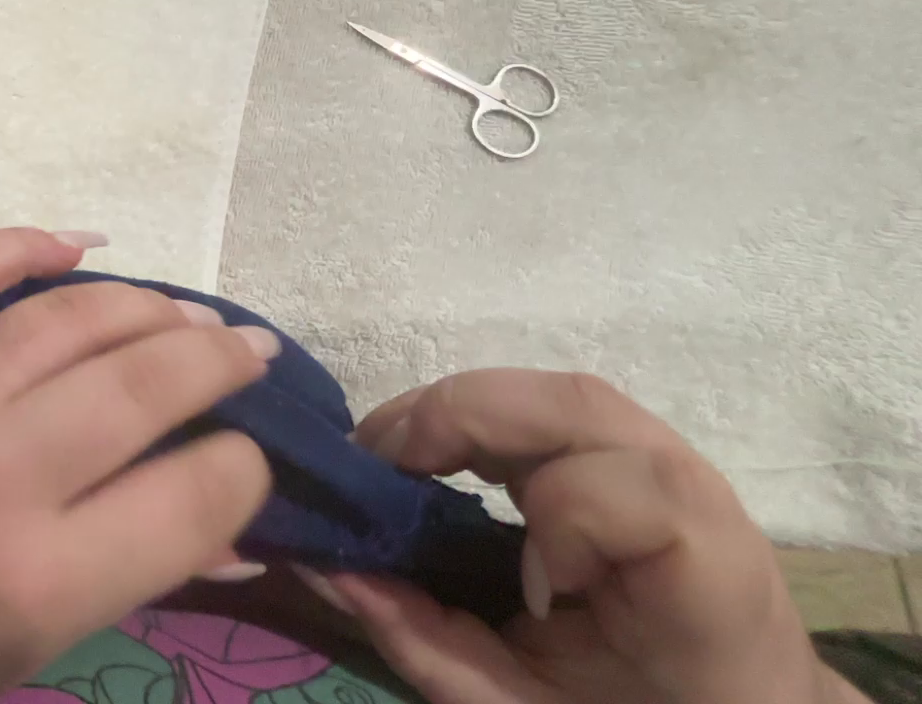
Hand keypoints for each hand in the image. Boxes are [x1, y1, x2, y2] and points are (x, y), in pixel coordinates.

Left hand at [0, 228, 278, 701]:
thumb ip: (140, 573)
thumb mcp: (36, 642)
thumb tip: (241, 518)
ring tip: (189, 312)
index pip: (190, 496)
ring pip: (69, 317)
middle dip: (219, 358)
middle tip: (249, 348)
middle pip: (141, 385)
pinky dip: (27, 244)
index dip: (243, 466)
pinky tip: (79, 246)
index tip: (248, 450)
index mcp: (36, 575)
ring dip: (148, 304)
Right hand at [297, 370, 868, 703]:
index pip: (657, 499)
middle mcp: (698, 505)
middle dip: (462, 414)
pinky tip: (425, 451)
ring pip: (549, 390)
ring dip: (450, 405)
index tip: (521, 587)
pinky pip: (531, 401)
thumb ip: (419, 640)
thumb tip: (321, 563)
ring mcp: (655, 462)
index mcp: (711, 598)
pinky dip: (460, 412)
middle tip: (382, 458)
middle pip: (583, 406)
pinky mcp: (611, 448)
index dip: (571, 515)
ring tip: (388, 452)